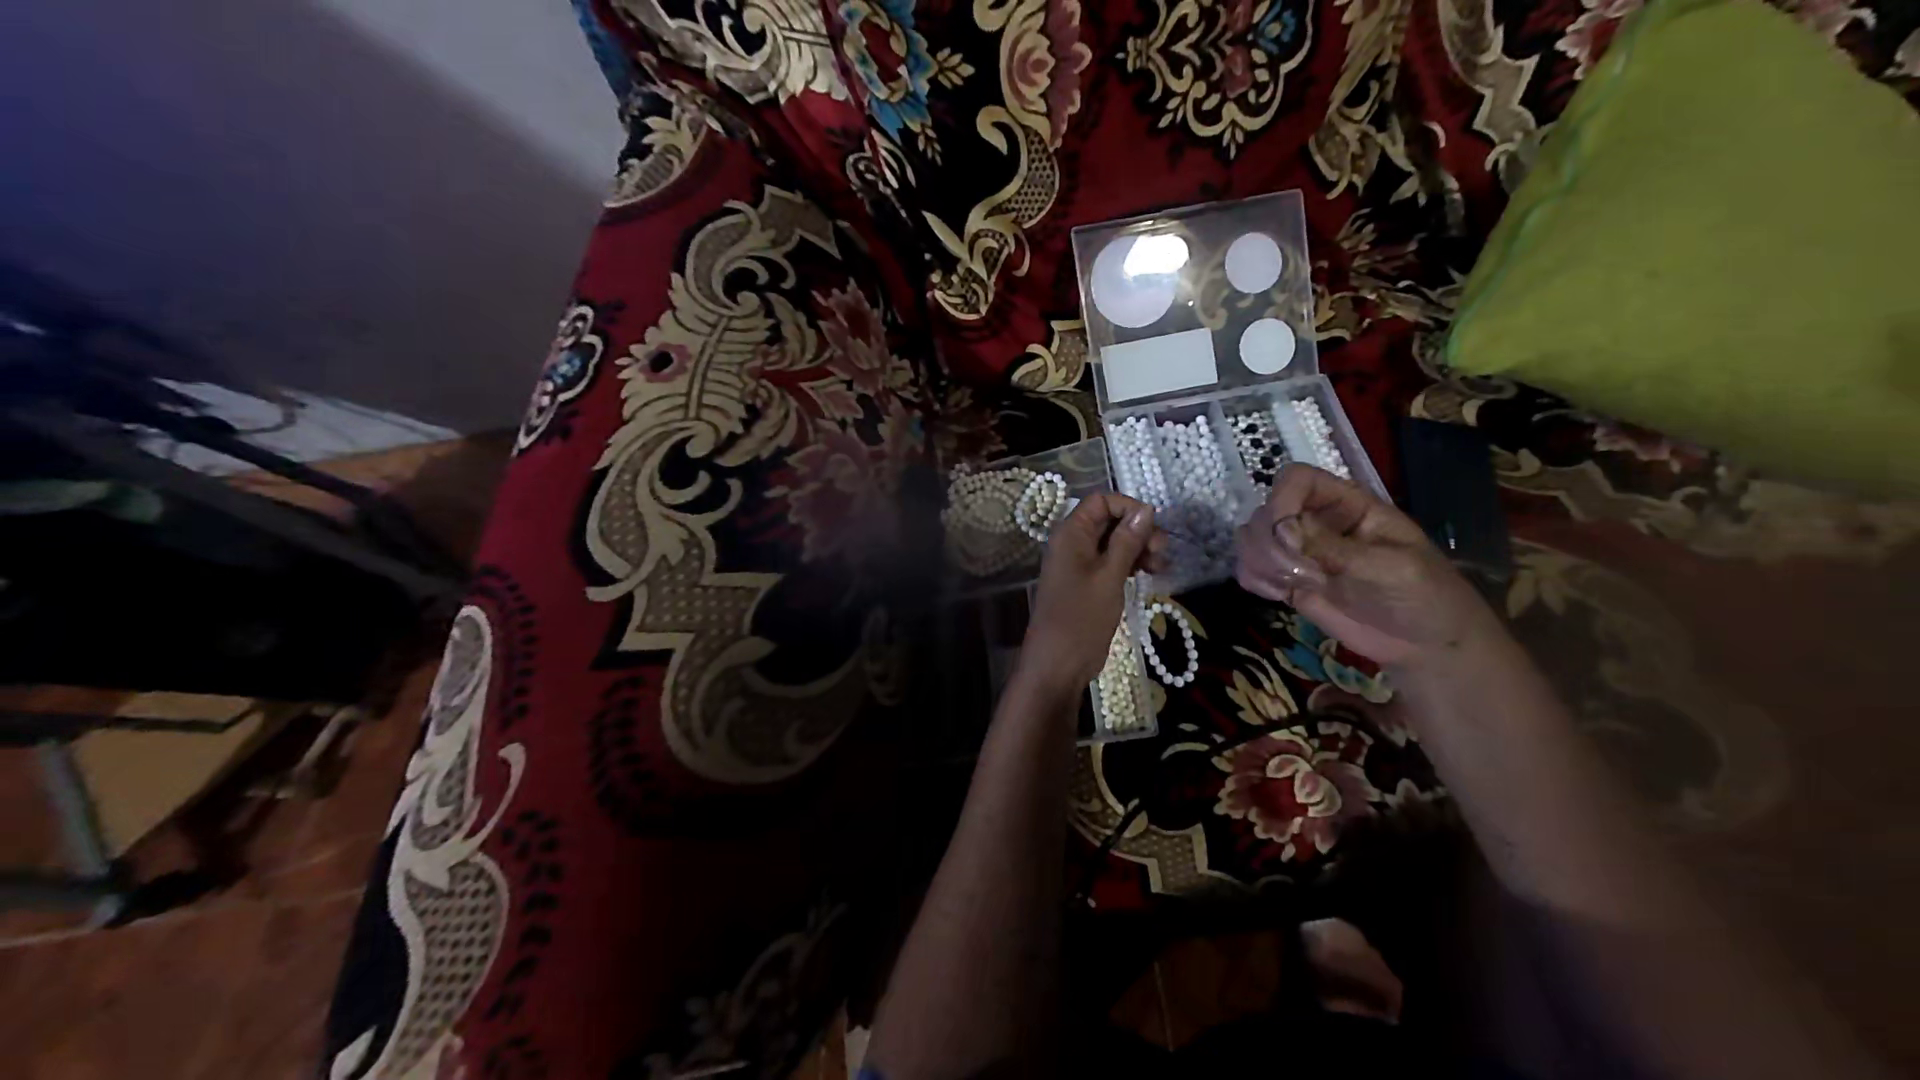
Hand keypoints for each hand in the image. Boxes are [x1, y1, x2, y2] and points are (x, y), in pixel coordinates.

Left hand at [1017, 494, 1162, 695]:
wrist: (1058, 663)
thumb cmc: (1082, 617)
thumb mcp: (1110, 576)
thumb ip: (1127, 541)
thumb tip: (1146, 509)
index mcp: (1070, 534)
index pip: (1101, 501)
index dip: (1128, 507)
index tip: (1153, 525)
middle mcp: (1072, 544)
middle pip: (1109, 521)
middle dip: (1138, 529)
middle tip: (1162, 550)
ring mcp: (1079, 564)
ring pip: (1113, 542)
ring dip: (1139, 548)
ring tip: (1161, 566)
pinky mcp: (1088, 584)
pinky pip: (1110, 562)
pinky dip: (1130, 564)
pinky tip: (1150, 573)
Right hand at [1234, 464, 1502, 671]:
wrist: (1427, 643)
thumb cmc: (1423, 595)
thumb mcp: (1389, 567)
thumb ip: (1333, 548)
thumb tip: (1281, 529)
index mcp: (1347, 505)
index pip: (1296, 480)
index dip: (1281, 500)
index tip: (1285, 537)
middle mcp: (1316, 521)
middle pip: (1265, 512)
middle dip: (1271, 545)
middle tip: (1303, 575)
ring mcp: (1299, 552)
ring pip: (1250, 540)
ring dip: (1261, 562)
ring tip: (1293, 586)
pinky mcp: (1288, 580)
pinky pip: (1249, 569)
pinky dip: (1255, 580)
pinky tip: (1281, 594)